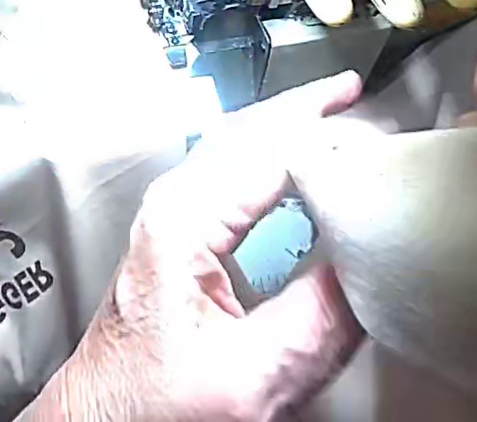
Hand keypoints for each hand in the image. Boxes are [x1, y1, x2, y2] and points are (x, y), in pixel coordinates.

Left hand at [22, 72, 365, 421]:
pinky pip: (228, 162)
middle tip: (349, 88)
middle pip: (244, 131)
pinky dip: (266, 144)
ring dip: (282, 118)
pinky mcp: (178, 220)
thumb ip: (312, 327)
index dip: (322, 143)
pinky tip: (289, 148)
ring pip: (233, 140)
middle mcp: (174, 197)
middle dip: (299, 106)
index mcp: (183, 219)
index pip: (264, 158)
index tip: (373, 137)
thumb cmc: (156, 402)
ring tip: (328, 104)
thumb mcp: (247, 382)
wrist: (103, 413)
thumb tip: (366, 269)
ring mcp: (172, 204)